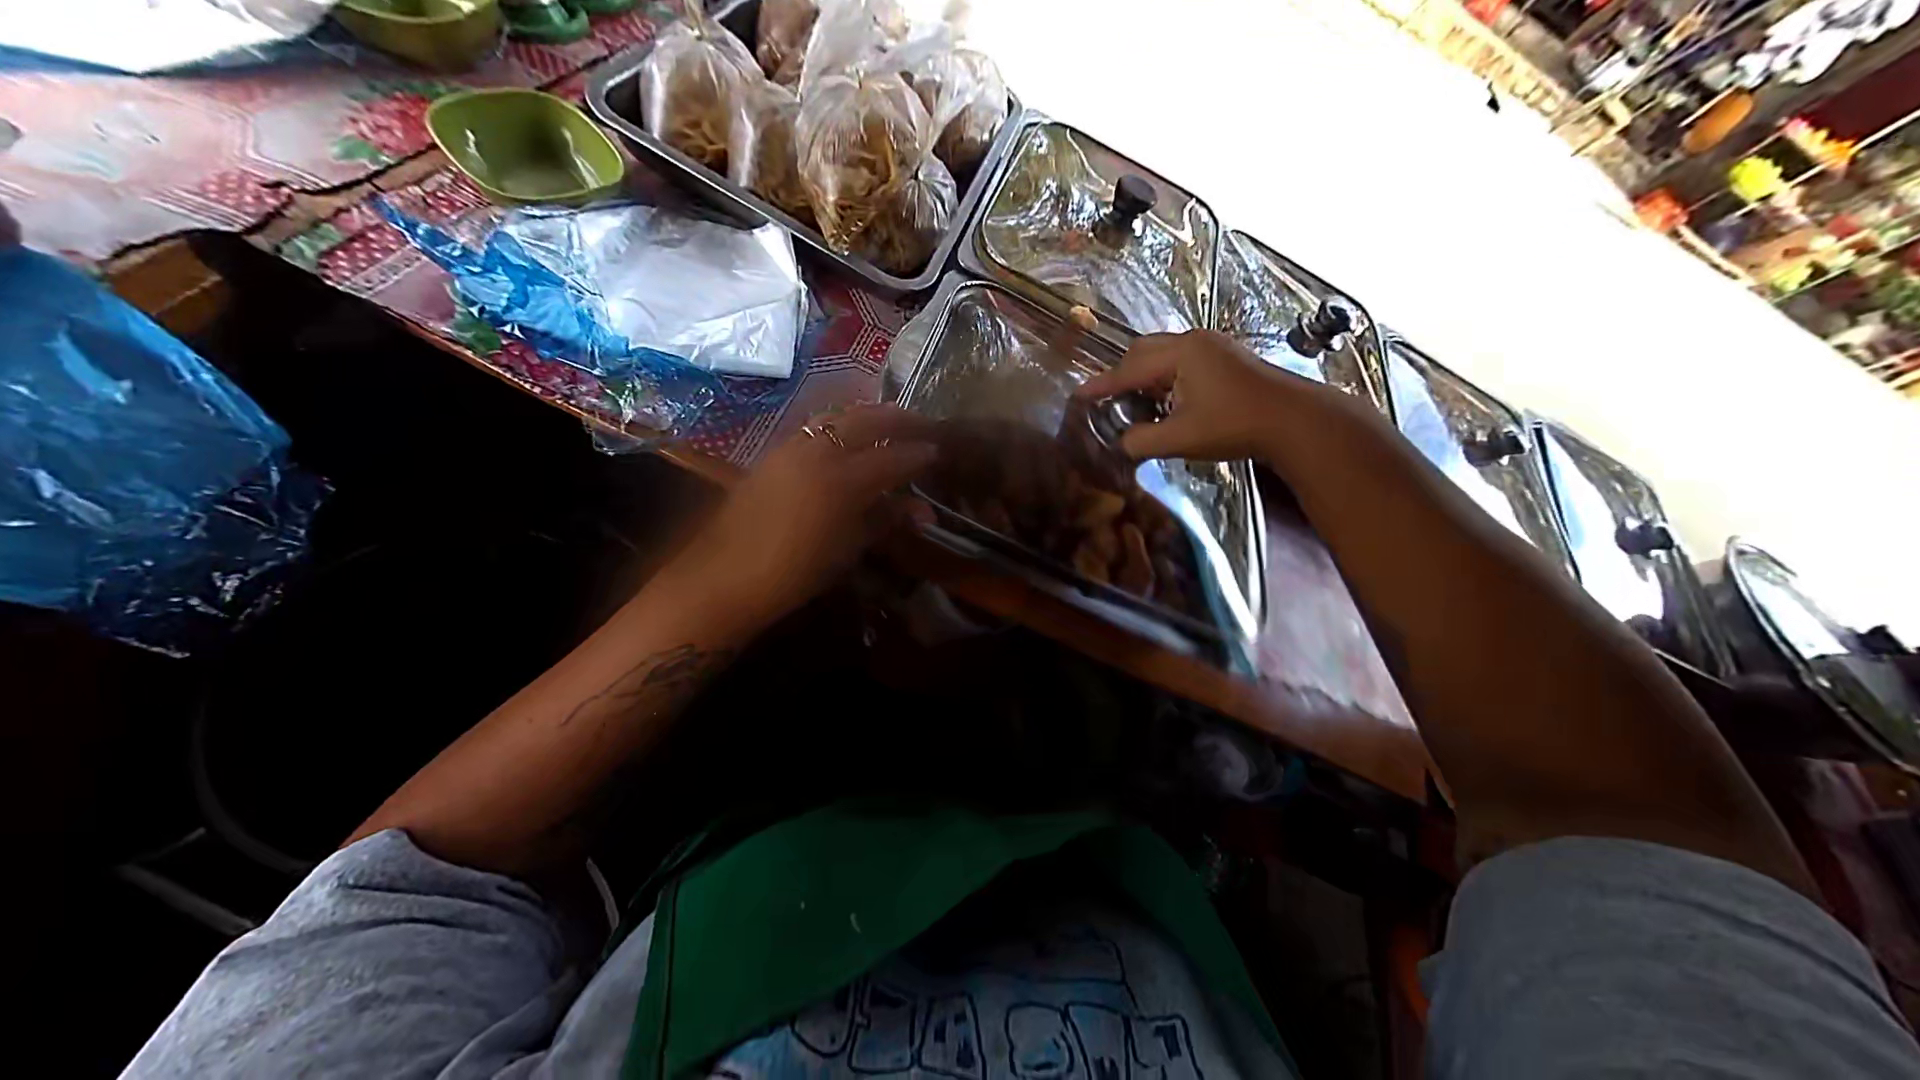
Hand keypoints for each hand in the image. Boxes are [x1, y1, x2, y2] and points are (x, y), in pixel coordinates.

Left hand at [660, 404, 938, 629]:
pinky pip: (814, 429)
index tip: (939, 452)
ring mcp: (791, 448)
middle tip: (921, 425)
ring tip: (888, 425)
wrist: (724, 578)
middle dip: (898, 419)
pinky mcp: (772, 454)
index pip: (894, 457)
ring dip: (867, 417)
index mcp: (843, 480)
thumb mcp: (847, 549)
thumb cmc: (794, 574)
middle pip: (867, 420)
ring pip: (837, 417)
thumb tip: (922, 510)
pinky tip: (846, 440)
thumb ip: (884, 520)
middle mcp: (818, 451)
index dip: (919, 454)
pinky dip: (838, 427)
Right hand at [1074, 330, 1378, 464]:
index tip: (1079, 395)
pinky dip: (1166, 378)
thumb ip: (1143, 441)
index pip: (1129, 369)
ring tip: (1135, 404)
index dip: (1102, 385)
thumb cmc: (1235, 425)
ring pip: (1165, 355)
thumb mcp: (1181, 438)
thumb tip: (1123, 443)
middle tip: (1108, 399)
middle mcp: (1195, 341)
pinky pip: (1183, 362)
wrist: (1294, 421)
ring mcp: (1214, 347)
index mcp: (1181, 353)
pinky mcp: (1227, 359)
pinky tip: (1167, 401)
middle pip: (1145, 352)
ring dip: (1146, 377)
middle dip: (1123, 375)